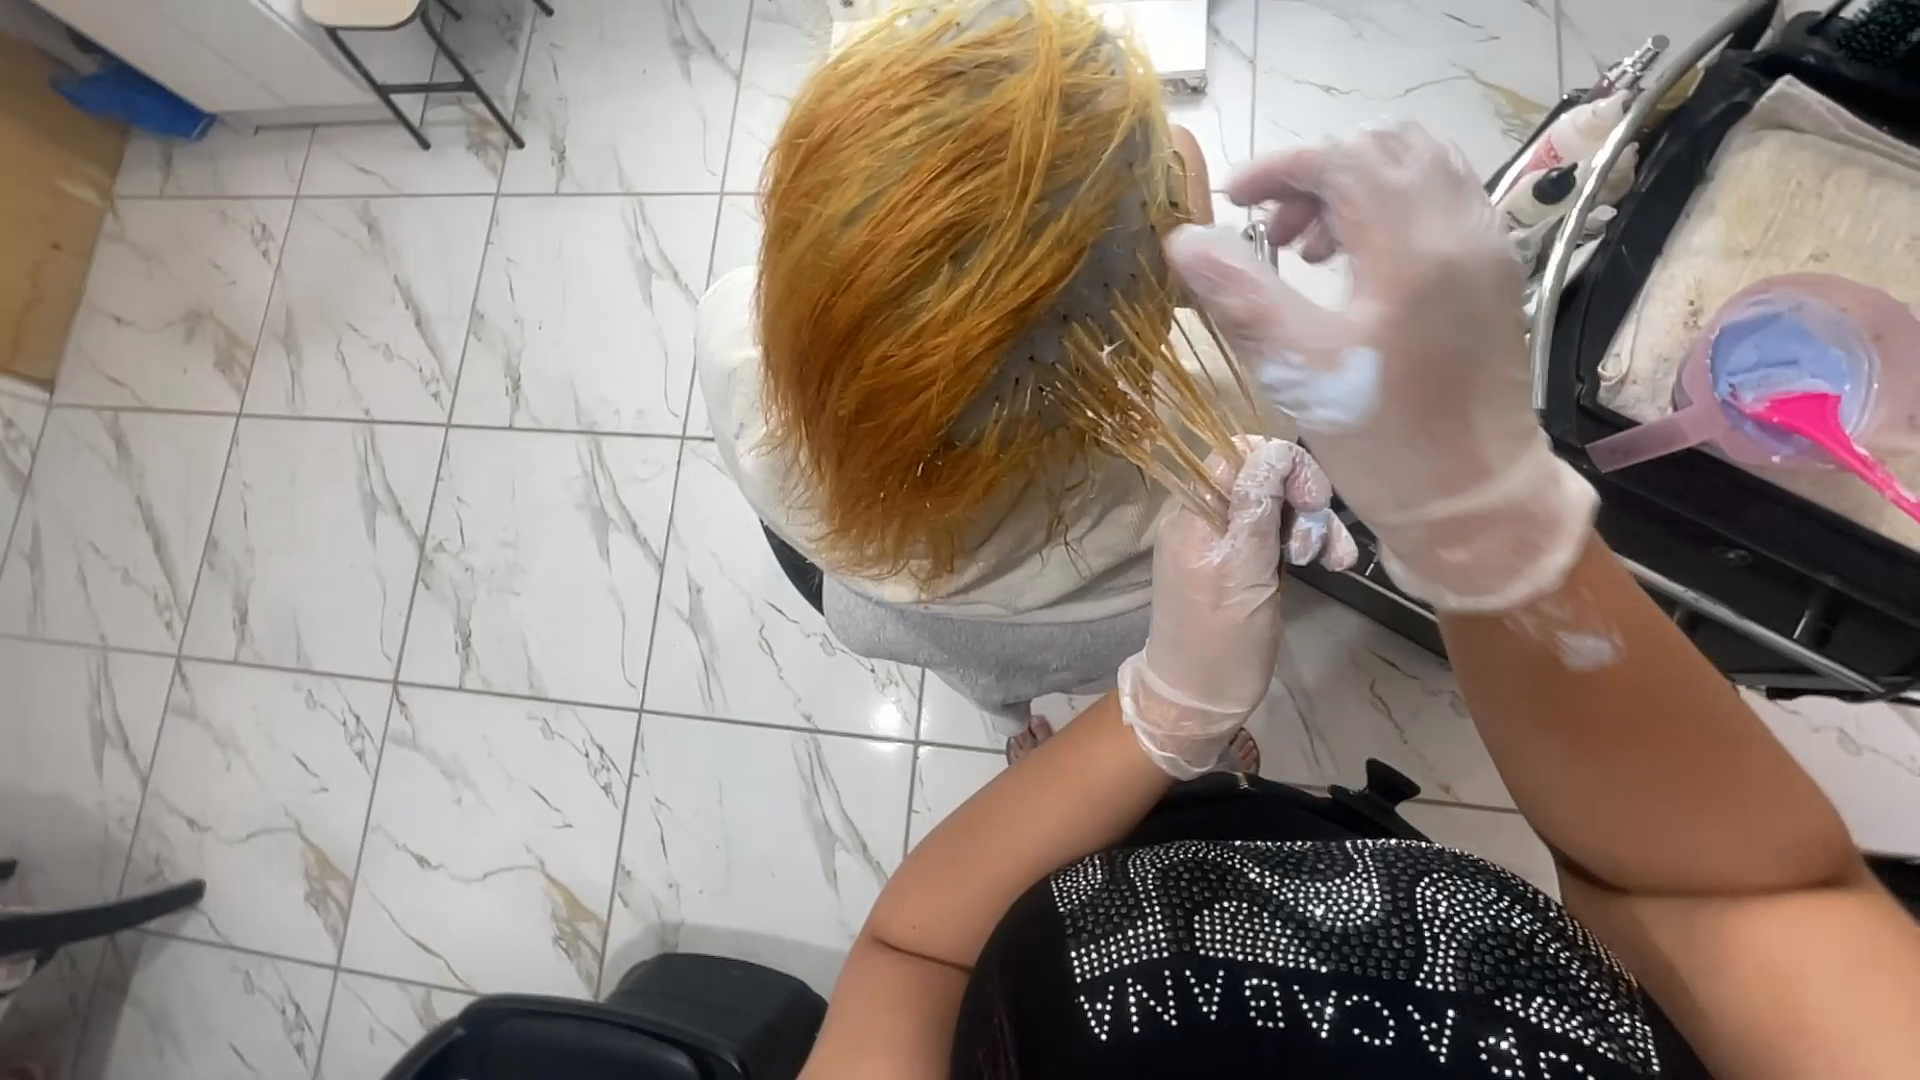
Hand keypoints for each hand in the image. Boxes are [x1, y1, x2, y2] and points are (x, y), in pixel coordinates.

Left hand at [1121, 438, 1353, 778]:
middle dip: (1303, 499)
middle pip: (1262, 477)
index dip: (1280, 464)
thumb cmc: (1220, 639)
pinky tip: (1332, 564)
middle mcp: (1204, 519)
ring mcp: (1223, 541)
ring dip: (1313, 526)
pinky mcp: (1241, 563)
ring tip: (1330, 561)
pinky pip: (1275, 535)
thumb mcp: (1243, 569)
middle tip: (1315, 541)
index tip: (1309, 499)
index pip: (1235, 453)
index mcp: (1193, 514)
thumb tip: (1269, 450)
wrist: (1198, 697)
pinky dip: (1305, 543)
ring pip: (1277, 507)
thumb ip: (1254, 506)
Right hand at [1165, 122, 1597, 611]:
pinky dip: (1387, 207)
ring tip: (1306, 251)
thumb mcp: (1297, 373)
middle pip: (1385, 146)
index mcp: (1411, 251)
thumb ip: (1240, 298)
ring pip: (1418, 166)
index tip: (1230, 203)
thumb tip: (1184, 242)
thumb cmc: (1381, 442)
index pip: (1342, 158)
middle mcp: (1460, 229)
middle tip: (1271, 234)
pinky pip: (1440, 200)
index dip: (1278, 166)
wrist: (1473, 497)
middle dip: (1316, 172)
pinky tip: (1353, 264)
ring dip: (1352, 187)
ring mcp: (1486, 247)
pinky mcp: (1492, 271)